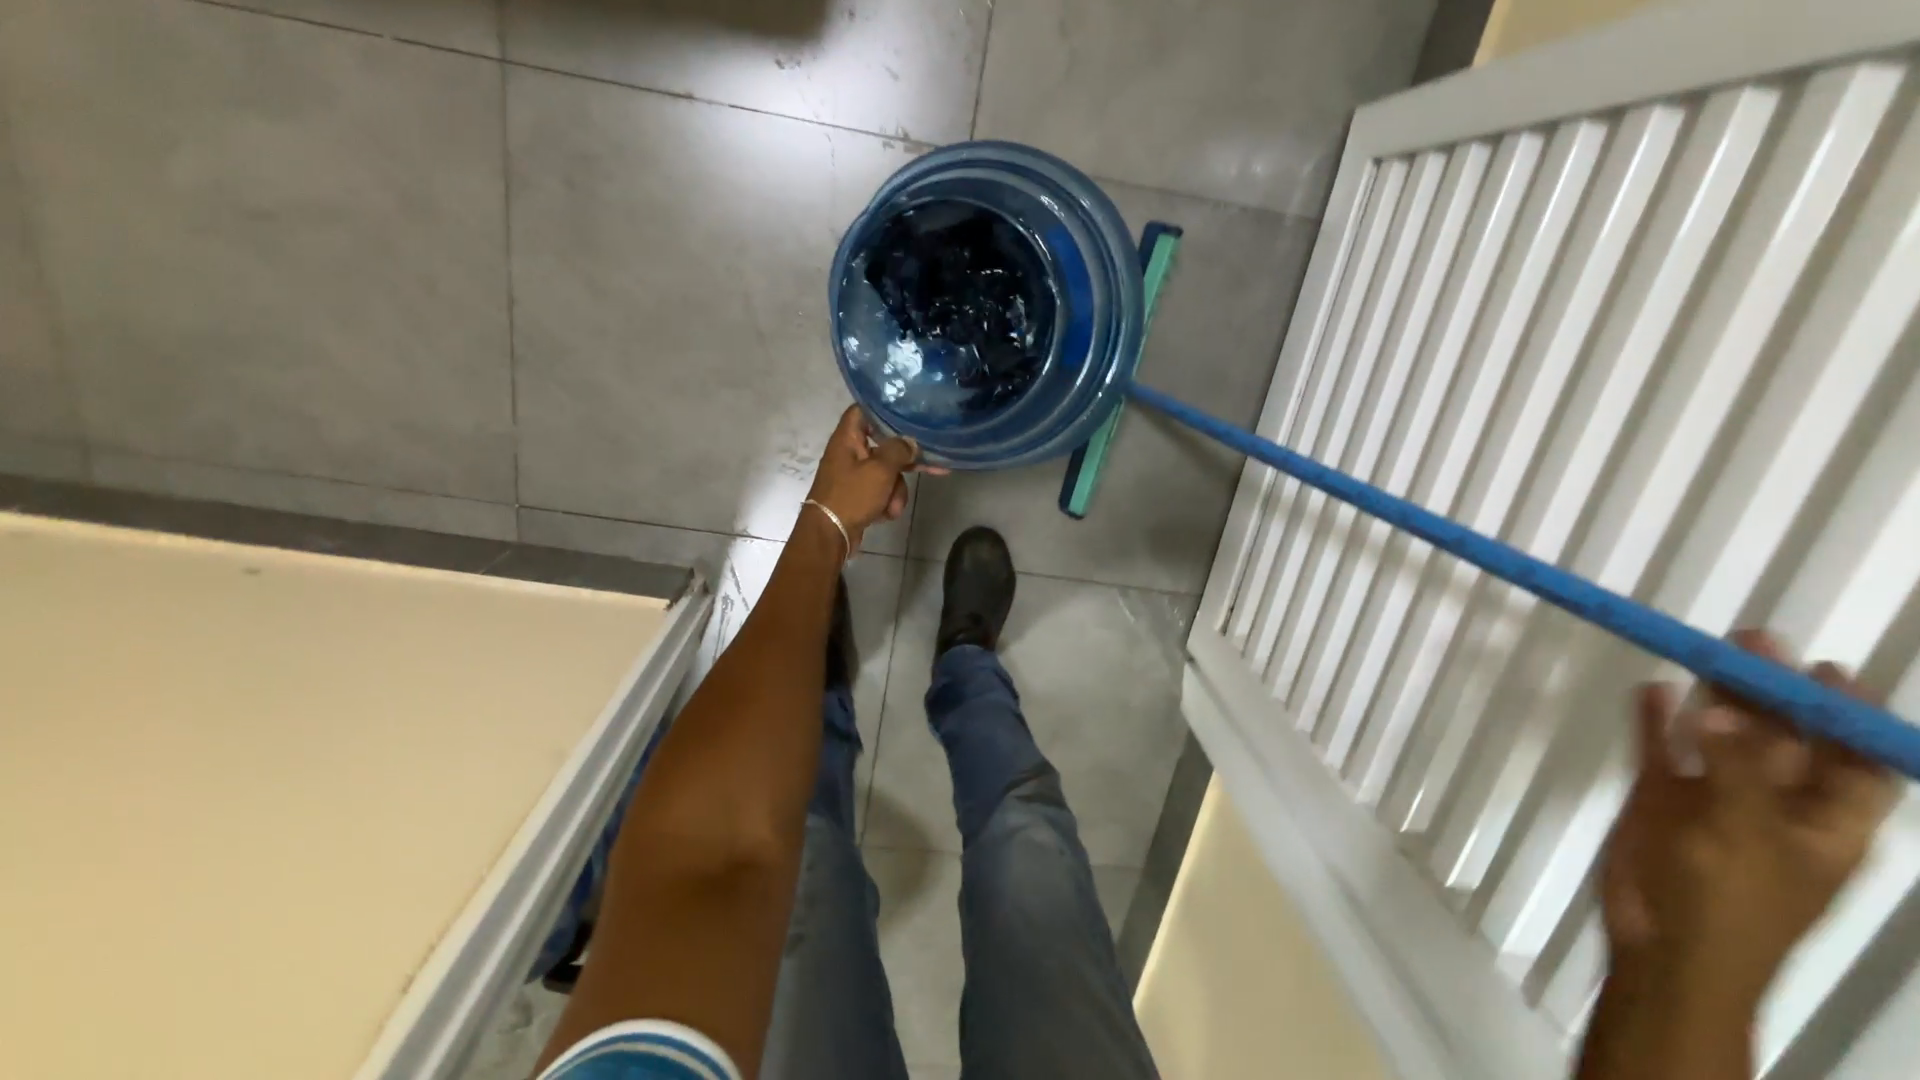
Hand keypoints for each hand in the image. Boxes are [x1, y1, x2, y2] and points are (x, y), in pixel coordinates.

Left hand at [804, 405, 942, 553]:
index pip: (864, 410)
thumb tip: (911, 442)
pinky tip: (886, 514)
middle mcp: (850, 452)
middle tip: (931, 464)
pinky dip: (887, 502)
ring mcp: (854, 475)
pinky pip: (881, 491)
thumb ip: (899, 450)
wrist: (830, 535)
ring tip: (892, 506)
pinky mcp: (859, 495)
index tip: (908, 414)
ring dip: (896, 490)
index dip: (884, 409)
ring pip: (887, 472)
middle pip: (884, 445)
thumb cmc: (851, 496)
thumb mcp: (880, 470)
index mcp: (848, 438)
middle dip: (904, 462)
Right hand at [1600, 629, 1899, 1003]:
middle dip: (1772, 691)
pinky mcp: (1662, 799)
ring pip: (1721, 736)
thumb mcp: (1749, 836)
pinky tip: (1652, 690)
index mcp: (1827, 823)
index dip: (1847, 715)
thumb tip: (1725, 710)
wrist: (1666, 945)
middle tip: (1751, 639)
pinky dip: (1657, 721)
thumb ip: (1737, 770)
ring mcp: (1714, 799)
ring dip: (1716, 698)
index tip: (1825, 669)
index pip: (1856, 760)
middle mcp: (1776, 803)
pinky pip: (1662, 749)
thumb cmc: (1733, 901)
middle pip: (1783, 737)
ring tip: (1705, 651)